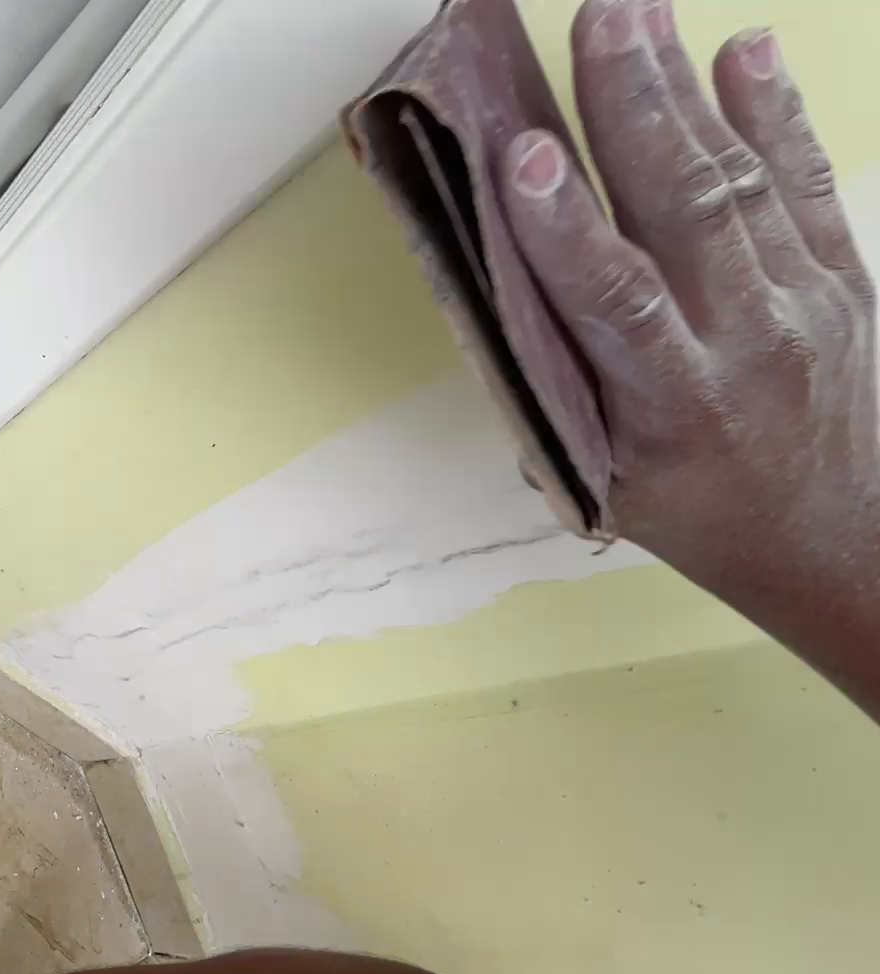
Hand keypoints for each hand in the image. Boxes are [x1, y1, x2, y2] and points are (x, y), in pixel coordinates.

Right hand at [499, 0, 877, 710]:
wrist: (853, 542)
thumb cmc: (701, 519)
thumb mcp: (603, 481)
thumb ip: (555, 397)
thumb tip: (506, 321)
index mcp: (672, 398)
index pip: (610, 294)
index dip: (562, 225)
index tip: (522, 160)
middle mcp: (748, 335)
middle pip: (685, 205)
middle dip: (630, 109)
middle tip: (594, 22)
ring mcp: (806, 299)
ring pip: (738, 180)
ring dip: (683, 92)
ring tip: (637, 17)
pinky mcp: (843, 279)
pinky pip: (805, 185)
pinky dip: (772, 115)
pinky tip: (741, 57)